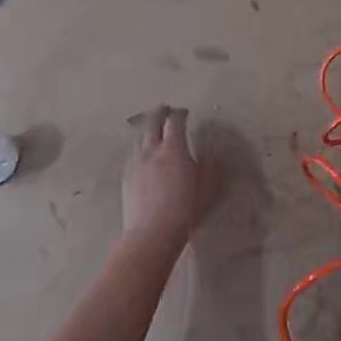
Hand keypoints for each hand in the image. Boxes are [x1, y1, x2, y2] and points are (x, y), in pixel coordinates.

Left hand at [121, 106, 206, 241]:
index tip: (185, 113)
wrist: (154, 231)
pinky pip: (138, 156)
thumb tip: (210, 155)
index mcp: (173, 149)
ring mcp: (138, 164)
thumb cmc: (184, 208)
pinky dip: (145, 150)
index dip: (180, 113)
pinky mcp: (130, 177)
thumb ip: (208, 166)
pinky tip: (149, 159)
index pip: (175, 121)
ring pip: (143, 139)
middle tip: (166, 110)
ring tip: (157, 132)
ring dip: (150, 131)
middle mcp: (152, 151)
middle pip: (152, 122)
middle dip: (160, 112)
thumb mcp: (206, 186)